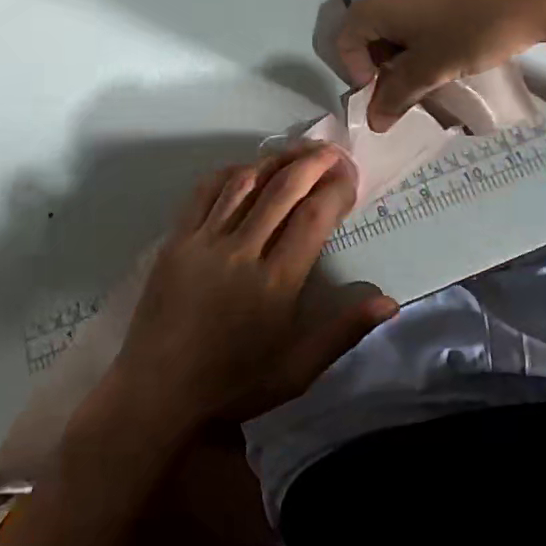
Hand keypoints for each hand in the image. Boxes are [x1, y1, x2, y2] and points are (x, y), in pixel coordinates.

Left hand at [106, 143, 397, 427]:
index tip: (351, 178)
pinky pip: (205, 192)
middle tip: (333, 151)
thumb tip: (390, 302)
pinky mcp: (175, 242)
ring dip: (276, 160)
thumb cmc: (234, 384)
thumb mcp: (298, 370)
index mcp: (275, 283)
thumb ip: (344, 331)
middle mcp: (241, 253)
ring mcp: (203, 243)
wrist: (156, 395)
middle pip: (283, 188)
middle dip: (314, 162)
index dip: (336, 189)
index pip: (313, 217)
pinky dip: (230, 173)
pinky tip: (247, 170)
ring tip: (298, 153)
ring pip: (245, 182)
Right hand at [336, 0, 545, 130]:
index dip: (358, 74)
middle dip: (384, 62)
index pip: (344, 41)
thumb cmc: (475, 28)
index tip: (390, 92)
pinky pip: (422, 1)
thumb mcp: (433, 68)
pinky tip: (459, 39)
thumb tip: (374, 121)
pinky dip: (427, 26)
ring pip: (398, 14)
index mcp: (376, 1)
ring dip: (407, 46)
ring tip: (439, 66)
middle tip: (414, 84)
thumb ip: (398, 94)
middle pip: (370, 27)